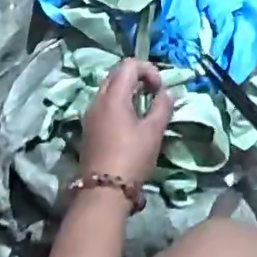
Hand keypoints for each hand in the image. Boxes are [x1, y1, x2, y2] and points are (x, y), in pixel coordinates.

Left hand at [78, 59, 172, 184]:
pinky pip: (103, 104)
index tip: (159, 88)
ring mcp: (90, 114)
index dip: (148, 69)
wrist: (103, 191)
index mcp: (113, 96)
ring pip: (108, 89)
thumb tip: (168, 92)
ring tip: (143, 108)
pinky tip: (129, 122)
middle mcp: (97, 100)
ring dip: (127, 91)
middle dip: (136, 77)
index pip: (129, 65)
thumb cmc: (132, 158)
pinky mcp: (88, 128)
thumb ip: (162, 107)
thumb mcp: (153, 132)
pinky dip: (118, 103)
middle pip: (116, 74)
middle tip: (153, 93)